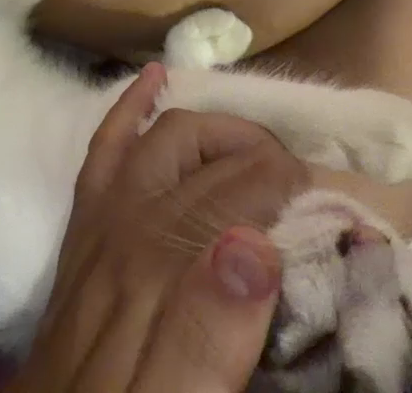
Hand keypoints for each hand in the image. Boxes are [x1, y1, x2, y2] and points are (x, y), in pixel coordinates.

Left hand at [8, 63, 310, 392]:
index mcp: (169, 265)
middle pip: (207, 159)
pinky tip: (155, 81)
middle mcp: (134, 224)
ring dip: (212, 130)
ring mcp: (104, 215)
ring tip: (254, 147)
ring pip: (164, 139)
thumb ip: (213, 330)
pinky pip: (105, 147)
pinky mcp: (84, 220)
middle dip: (260, 153)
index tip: (327, 198)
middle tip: (300, 181)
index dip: (290, 181)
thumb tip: (252, 246)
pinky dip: (131, 109)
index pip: (243, 191)